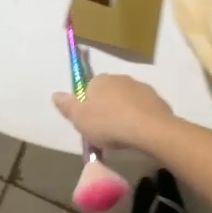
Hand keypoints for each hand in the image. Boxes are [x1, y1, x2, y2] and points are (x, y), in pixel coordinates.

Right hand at [51, 74, 175, 150]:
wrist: (149, 129)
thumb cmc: (109, 124)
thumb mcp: (80, 119)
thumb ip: (67, 106)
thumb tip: (55, 94)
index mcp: (100, 80)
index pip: (89, 88)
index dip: (88, 105)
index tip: (90, 123)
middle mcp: (119, 78)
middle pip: (108, 92)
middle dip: (107, 108)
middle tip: (106, 131)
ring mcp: (140, 87)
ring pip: (127, 99)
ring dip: (125, 111)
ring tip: (124, 134)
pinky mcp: (156, 98)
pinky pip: (143, 107)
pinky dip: (140, 116)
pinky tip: (139, 132)